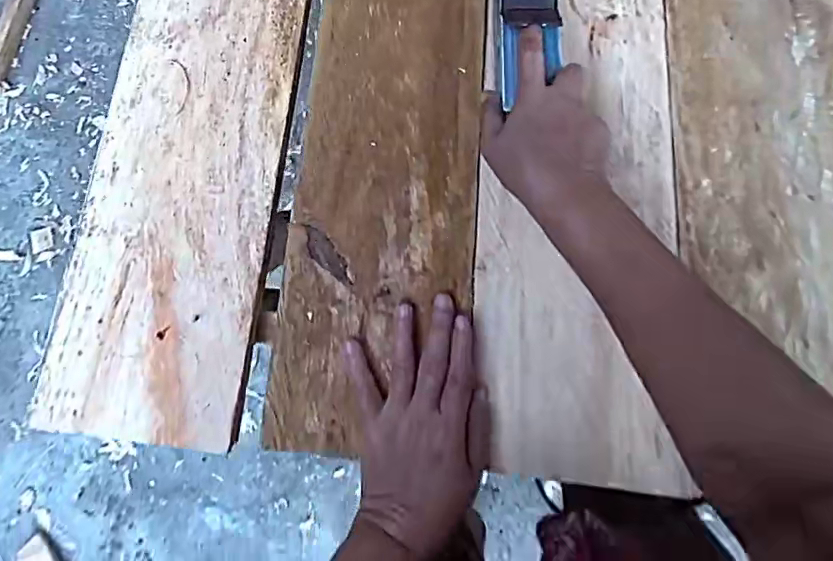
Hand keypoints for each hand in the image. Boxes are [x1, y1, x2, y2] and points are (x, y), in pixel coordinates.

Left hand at [343, 295, 489, 559]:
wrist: (396, 534)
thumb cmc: (441, 503)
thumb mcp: (473, 471)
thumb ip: (478, 427)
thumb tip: (481, 387)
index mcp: (449, 426)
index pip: (459, 375)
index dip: (463, 344)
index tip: (465, 317)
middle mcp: (422, 415)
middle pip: (434, 364)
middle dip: (439, 329)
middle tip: (442, 298)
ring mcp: (395, 419)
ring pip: (402, 369)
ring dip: (404, 336)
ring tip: (404, 307)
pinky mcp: (372, 428)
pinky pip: (364, 393)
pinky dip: (357, 368)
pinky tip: (351, 343)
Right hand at [481, 26, 610, 204]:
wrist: (567, 191)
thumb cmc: (525, 169)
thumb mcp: (493, 147)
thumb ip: (490, 116)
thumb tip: (491, 96)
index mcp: (533, 98)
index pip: (531, 57)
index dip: (531, 39)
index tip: (532, 29)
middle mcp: (561, 98)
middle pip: (570, 69)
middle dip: (563, 76)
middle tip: (551, 96)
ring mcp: (583, 112)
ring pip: (580, 100)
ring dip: (570, 110)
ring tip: (559, 138)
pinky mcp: (600, 129)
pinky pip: (589, 125)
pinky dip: (581, 135)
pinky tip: (571, 155)